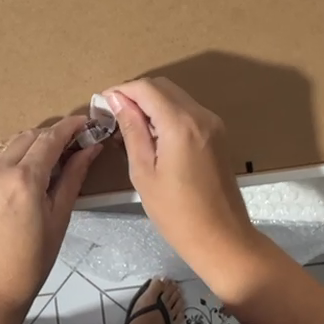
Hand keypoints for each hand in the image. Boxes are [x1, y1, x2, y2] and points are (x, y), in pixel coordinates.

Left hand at [0, 115, 101, 313]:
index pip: (50, 139)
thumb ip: (73, 178)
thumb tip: (89, 150)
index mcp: (23, 179)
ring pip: (12, 142)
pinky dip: (16, 151)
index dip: (71, 127)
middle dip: (54, 134)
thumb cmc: (29, 262)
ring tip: (56, 154)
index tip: (87, 122)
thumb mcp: (59, 219)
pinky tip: (31, 165)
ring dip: (34, 141)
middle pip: (31, 135)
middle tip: (77, 142)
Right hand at [105, 78, 263, 274]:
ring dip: (151, 104)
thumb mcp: (143, 172)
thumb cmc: (176, 213)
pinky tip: (152, 137)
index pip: (146, 88)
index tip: (102, 104)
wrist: (221, 237)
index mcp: (181, 124)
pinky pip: (187, 112)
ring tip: (129, 128)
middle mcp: (201, 116)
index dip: (121, 91)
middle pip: (163, 87)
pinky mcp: (217, 135)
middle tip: (113, 116)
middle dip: (135, 94)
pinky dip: (166, 114)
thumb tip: (116, 101)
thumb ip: (132, 130)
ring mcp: (213, 124)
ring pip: (176, 97)